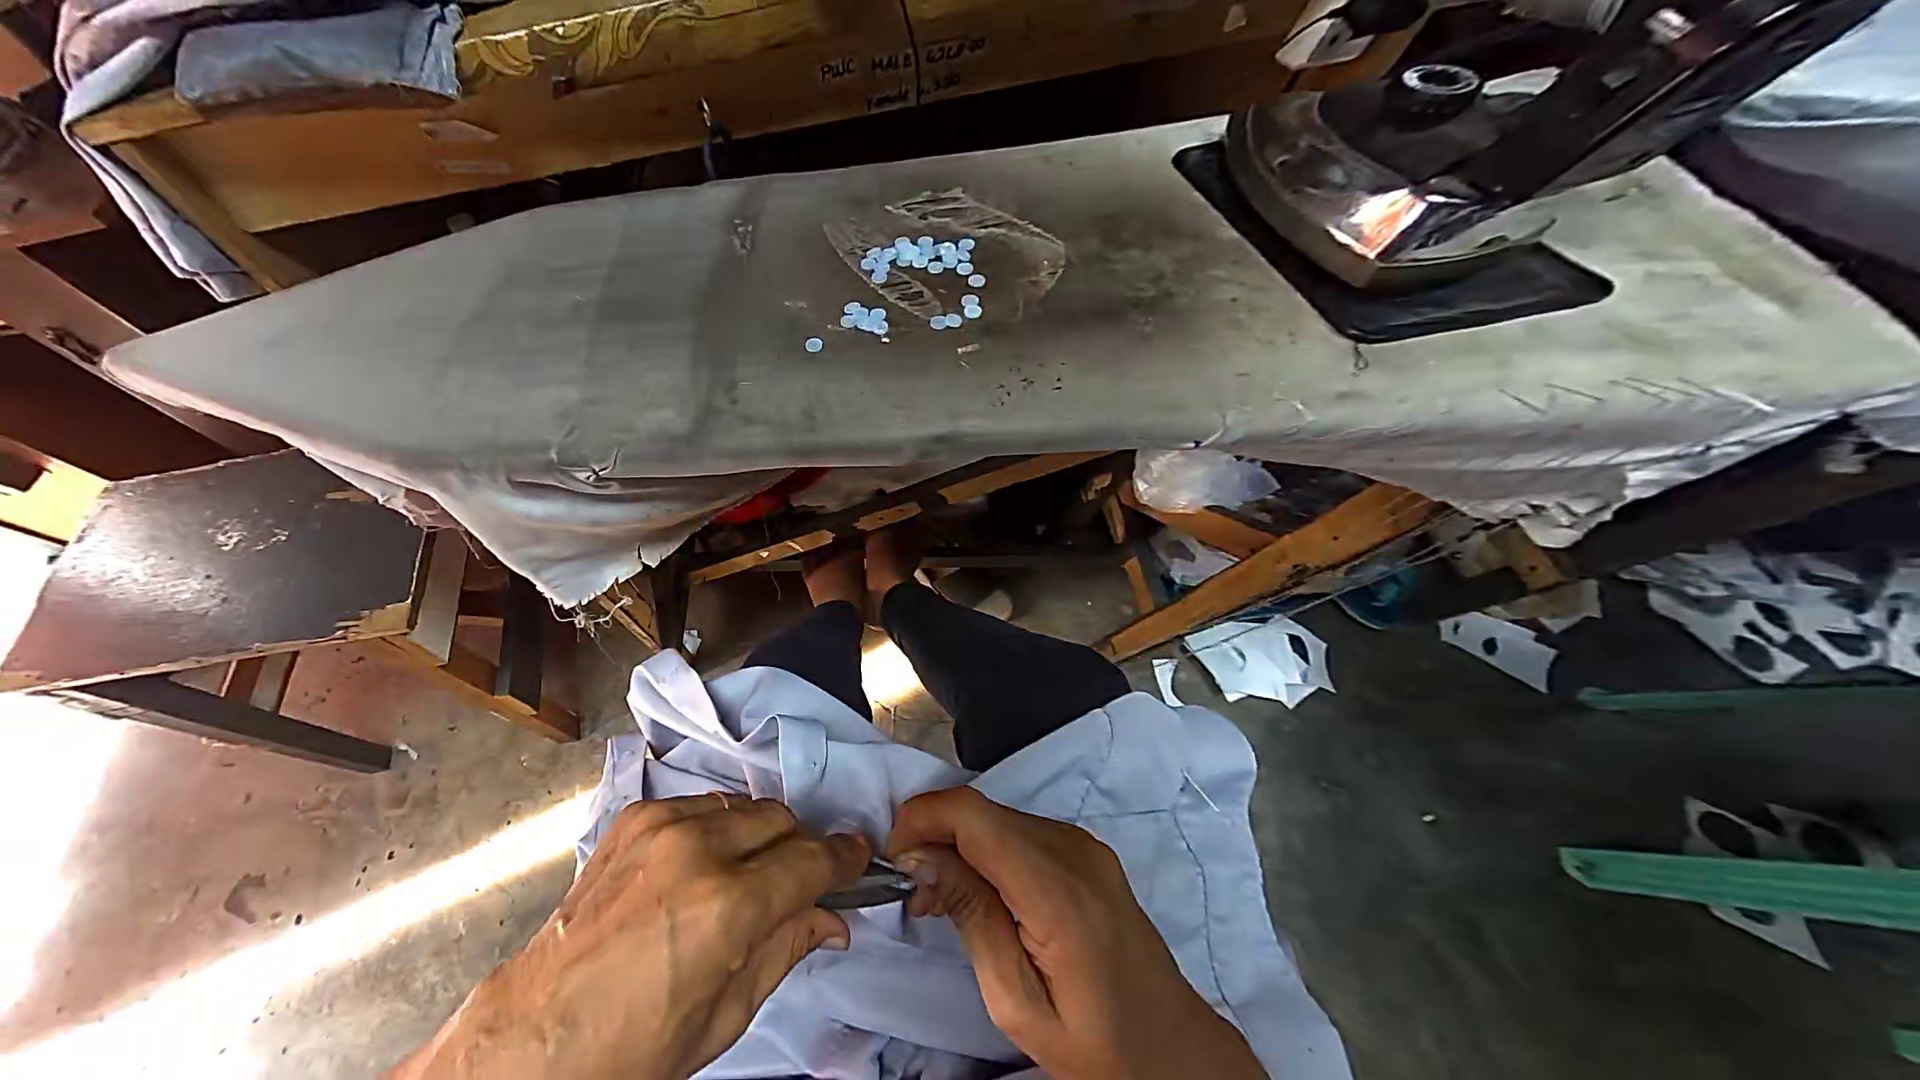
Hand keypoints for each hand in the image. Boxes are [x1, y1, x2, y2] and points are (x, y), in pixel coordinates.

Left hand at [392, 795, 869, 1079]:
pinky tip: (705, 863)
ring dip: (762, 836)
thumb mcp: (726, 1016)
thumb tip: (834, 919)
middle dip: (800, 849)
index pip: (813, 860)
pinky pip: (704, 805)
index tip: (858, 860)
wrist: (530, 1040)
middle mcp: (698, 851)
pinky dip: (720, 827)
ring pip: (748, 807)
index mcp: (727, 908)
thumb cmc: (633, 1049)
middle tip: (796, 882)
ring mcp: (661, 826)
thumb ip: (789, 947)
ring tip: (749, 874)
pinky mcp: (635, 819)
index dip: (844, 860)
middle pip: (785, 821)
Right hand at [889, 787, 1265, 1079]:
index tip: (896, 862)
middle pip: (981, 812)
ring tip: (945, 899)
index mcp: (1057, 888)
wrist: (1170, 1044)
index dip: (922, 820)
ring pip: (997, 817)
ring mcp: (1084, 843)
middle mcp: (1073, 847)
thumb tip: (921, 857)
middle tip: (917, 894)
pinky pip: (1020, 830)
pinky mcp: (1085, 848)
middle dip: (934, 838)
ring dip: (959, 845)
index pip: (973, 814)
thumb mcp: (1017, 1002)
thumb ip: (971, 916)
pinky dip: (987, 849)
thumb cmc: (1094, 1041)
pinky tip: (981, 891)